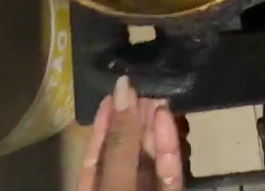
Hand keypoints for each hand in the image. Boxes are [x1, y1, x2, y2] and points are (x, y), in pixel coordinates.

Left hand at [77, 76, 182, 190]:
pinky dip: (169, 144)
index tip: (120, 86)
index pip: (97, 150)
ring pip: (153, 156)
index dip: (106, 117)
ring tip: (160, 94)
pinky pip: (169, 171)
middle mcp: (122, 185)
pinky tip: (166, 116)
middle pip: (130, 149)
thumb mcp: (114, 182)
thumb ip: (121, 139)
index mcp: (95, 187)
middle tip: (146, 84)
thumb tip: (123, 86)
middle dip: (137, 116)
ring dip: (155, 125)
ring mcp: (147, 189)